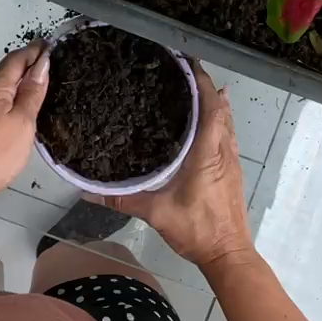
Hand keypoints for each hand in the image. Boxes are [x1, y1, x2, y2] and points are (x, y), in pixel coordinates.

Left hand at [0, 42, 51, 202]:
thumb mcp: (23, 123)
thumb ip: (32, 92)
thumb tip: (42, 63)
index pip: (17, 59)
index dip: (34, 51)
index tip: (49, 46)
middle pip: (4, 72)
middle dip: (24, 69)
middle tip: (45, 71)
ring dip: (11, 85)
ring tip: (29, 92)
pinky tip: (6, 112)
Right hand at [102, 62, 253, 268]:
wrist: (229, 256)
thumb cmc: (197, 230)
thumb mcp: (156, 213)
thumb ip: (122, 200)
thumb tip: (87, 193)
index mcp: (207, 154)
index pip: (211, 109)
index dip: (203, 84)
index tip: (189, 64)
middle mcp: (224, 152)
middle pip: (221, 110)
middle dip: (206, 87)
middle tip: (185, 70)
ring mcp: (232, 162)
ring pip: (227, 122)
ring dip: (215, 104)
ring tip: (196, 87)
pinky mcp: (234, 172)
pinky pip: (228, 136)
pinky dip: (220, 121)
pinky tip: (207, 122)